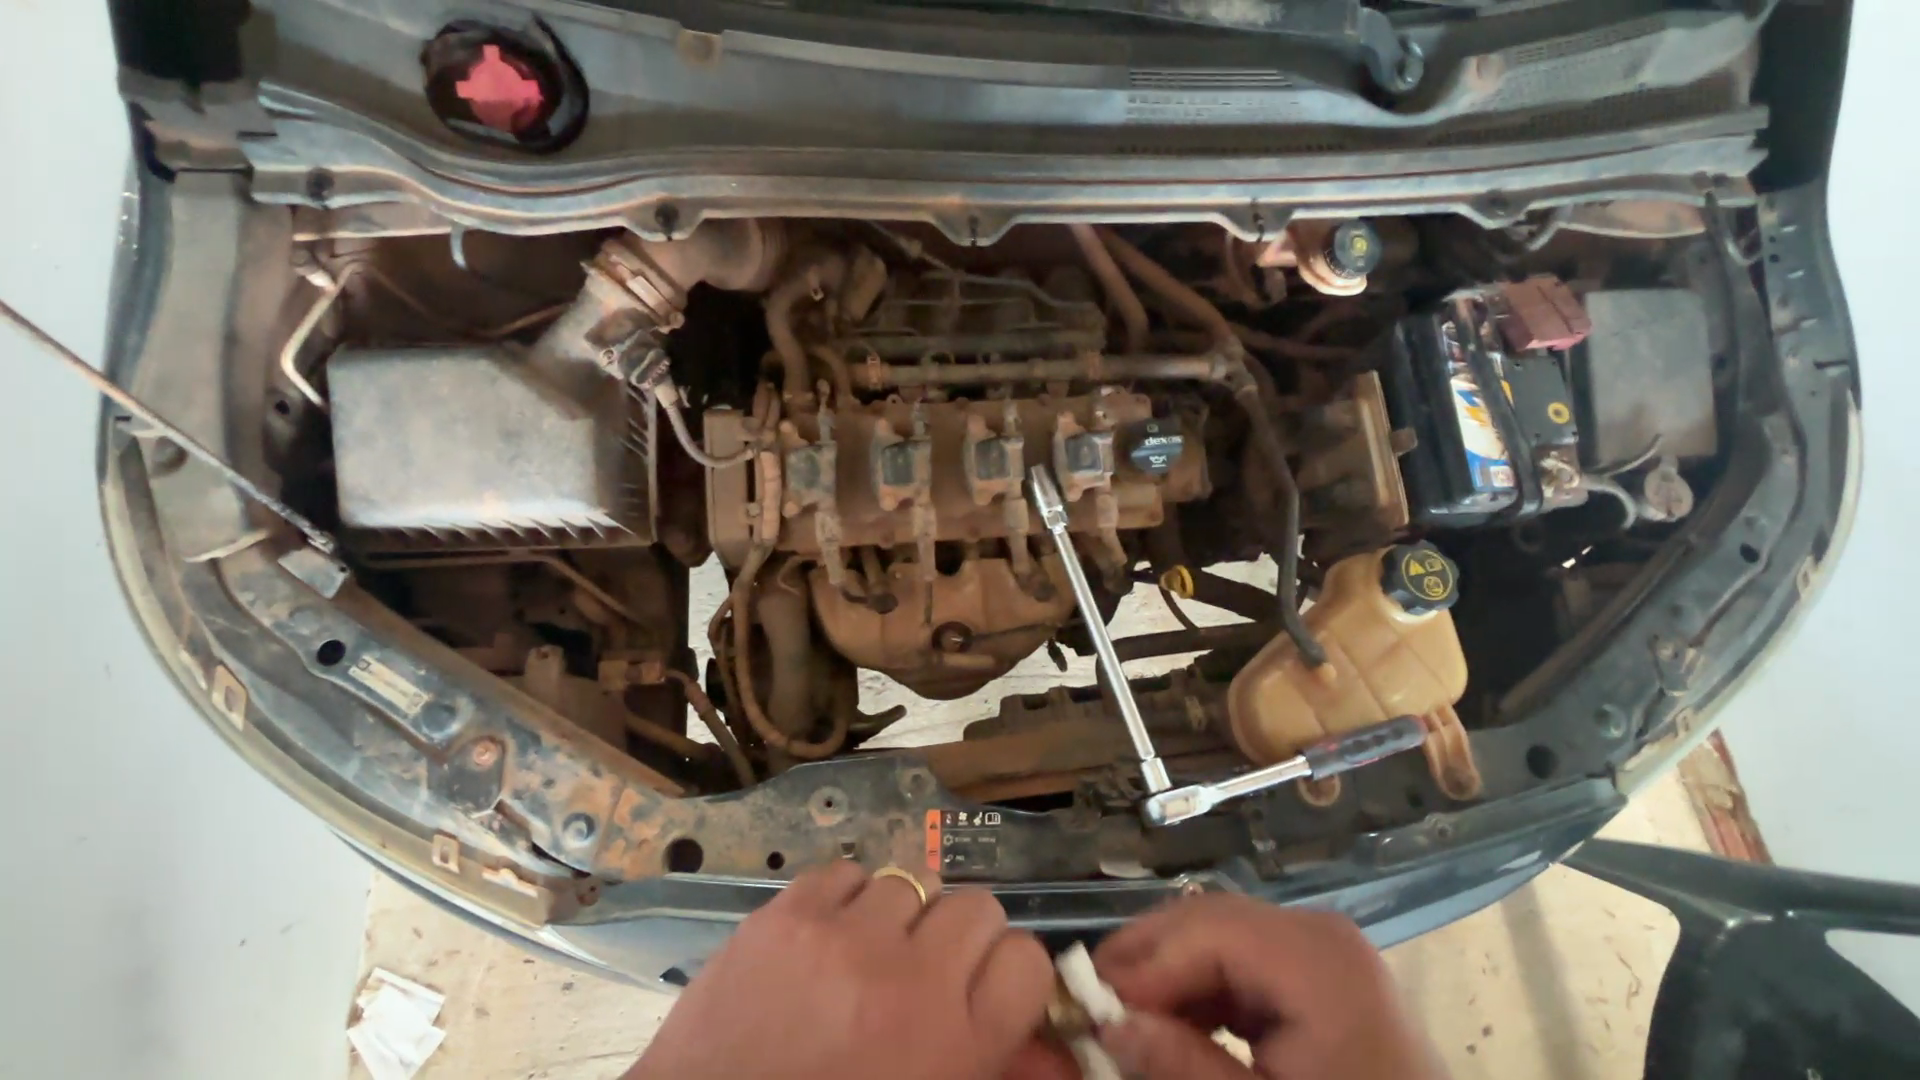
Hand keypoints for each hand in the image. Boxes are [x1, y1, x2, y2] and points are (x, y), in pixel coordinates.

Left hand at [624, 861, 1055, 1079]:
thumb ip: (997, 1070)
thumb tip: (1051, 1046)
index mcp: (954, 1043)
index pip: (1027, 959)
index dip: (1010, 973)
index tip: (984, 988)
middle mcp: (908, 978)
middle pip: (978, 905)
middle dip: (958, 939)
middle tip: (925, 971)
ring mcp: (844, 938)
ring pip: (912, 881)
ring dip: (899, 919)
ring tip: (865, 958)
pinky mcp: (786, 913)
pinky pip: (848, 872)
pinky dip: (844, 901)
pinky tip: (824, 940)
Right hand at [1092, 895, 1446, 1079]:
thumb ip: (1181, 1067)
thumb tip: (1106, 1024)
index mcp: (1315, 959)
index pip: (1202, 930)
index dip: (1138, 965)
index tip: (1085, 1009)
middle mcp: (1317, 934)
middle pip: (1205, 923)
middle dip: (1144, 964)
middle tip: (1090, 1007)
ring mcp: (1321, 952)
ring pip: (1215, 939)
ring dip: (1166, 978)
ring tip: (1122, 1021)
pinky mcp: (1318, 978)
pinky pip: (1240, 965)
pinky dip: (1200, 993)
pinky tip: (1173, 1028)